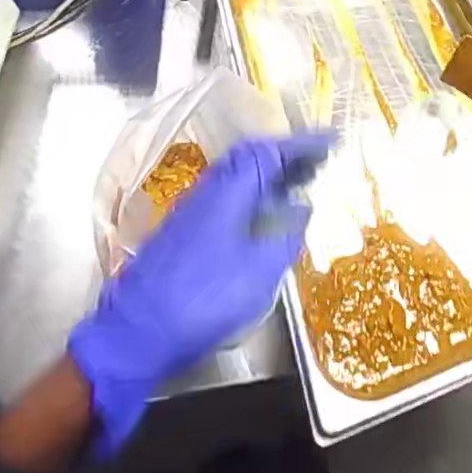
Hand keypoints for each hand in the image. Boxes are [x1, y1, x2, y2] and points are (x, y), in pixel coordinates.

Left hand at [68, 133, 331, 453]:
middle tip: (320, 160)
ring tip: (302, 183)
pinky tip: (270, 214)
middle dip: (288, 156)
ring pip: (240, 177)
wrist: (138, 331)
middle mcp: (210, 189)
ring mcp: (195, 208)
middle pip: (252, 158)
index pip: (270, 152)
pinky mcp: (189, 229)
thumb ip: (287, 234)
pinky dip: (256, 195)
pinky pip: (231, 196)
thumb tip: (302, 208)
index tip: (332, 141)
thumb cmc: (205, 298)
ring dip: (272, 175)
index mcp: (229, 190)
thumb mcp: (260, 269)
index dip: (303, 145)